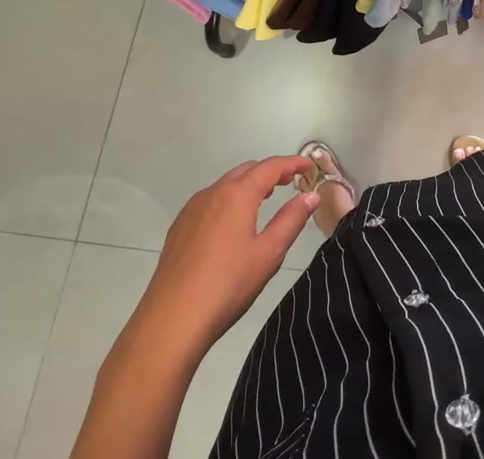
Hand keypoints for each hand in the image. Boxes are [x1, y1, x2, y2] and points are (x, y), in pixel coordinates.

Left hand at [130, 156, 319, 358]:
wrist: (172, 320)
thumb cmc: (228, 285)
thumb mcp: (269, 253)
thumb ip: (292, 219)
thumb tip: (311, 195)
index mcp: (236, 195)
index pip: (270, 167)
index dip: (292, 163)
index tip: (309, 165)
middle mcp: (211, 194)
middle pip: (245, 171)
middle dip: (270, 171)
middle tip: (292, 181)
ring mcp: (191, 211)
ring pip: (225, 185)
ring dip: (248, 185)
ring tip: (266, 198)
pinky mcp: (178, 229)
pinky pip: (209, 202)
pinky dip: (229, 200)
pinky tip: (234, 222)